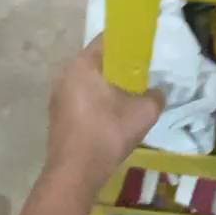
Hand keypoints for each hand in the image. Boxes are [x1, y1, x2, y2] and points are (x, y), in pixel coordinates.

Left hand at [45, 39, 164, 192]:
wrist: (75, 173)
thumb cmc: (106, 134)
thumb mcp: (143, 113)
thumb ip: (155, 96)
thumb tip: (158, 92)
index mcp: (82, 64)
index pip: (107, 40)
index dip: (128, 43)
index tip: (144, 51)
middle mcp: (64, 74)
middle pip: (97, 62)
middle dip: (119, 67)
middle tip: (141, 75)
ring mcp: (57, 95)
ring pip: (88, 82)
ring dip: (108, 86)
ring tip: (129, 97)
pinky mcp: (57, 115)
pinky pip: (81, 98)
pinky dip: (96, 101)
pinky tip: (112, 116)